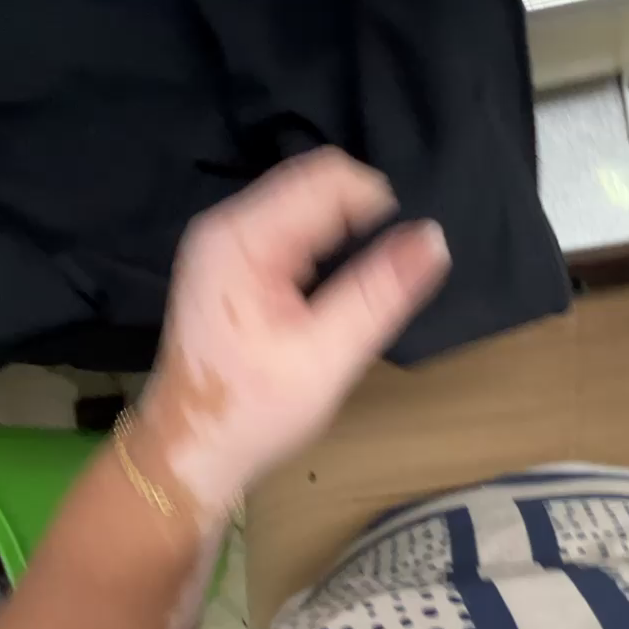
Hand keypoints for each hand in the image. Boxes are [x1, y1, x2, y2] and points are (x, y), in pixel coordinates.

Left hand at [132, 149, 449, 516]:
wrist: (195, 450)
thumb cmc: (254, 410)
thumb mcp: (326, 356)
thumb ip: (380, 293)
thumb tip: (433, 238)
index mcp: (243, 238)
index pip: (326, 177)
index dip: (378, 203)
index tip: (403, 258)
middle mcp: (228, 228)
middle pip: (314, 188)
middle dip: (361, 223)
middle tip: (385, 282)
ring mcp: (227, 246)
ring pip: (306, 211)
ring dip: (346, 239)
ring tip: (361, 292)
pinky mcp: (233, 268)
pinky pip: (292, 236)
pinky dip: (324, 254)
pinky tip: (331, 297)